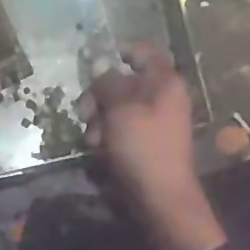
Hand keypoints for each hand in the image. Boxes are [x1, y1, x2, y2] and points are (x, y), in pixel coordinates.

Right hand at [89, 49, 224, 249]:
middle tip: (84, 112)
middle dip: (99, 96)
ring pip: (117, 109)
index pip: (142, 52)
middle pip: (124, 83)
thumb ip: (108, 83)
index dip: (118, 51)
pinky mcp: (145, 144)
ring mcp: (155, 123)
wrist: (160, 198)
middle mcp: (163, 98)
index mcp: (165, 82)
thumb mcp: (120, 109)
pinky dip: (108, 138)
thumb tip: (99, 61)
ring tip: (93, 141)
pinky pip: (121, 131)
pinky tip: (99, 152)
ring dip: (99, 121)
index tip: (92, 61)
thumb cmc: (142, 147)